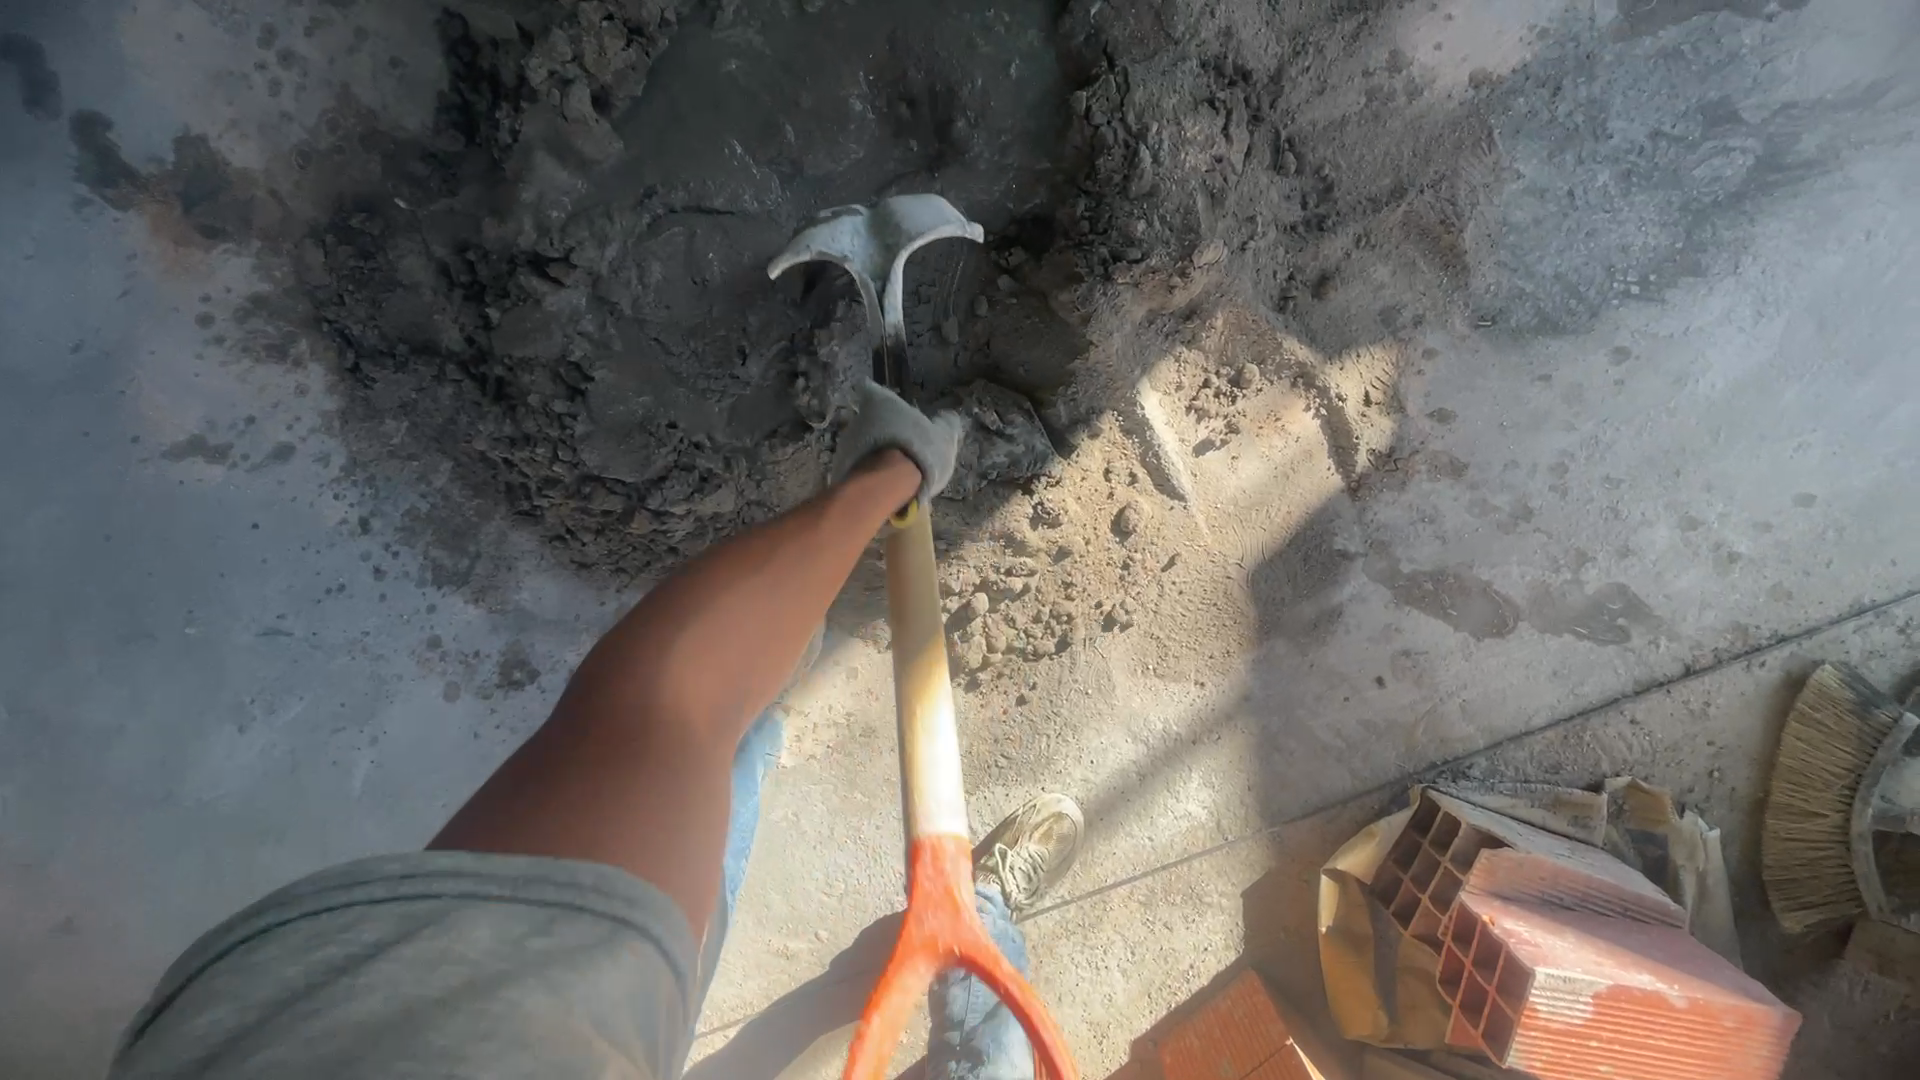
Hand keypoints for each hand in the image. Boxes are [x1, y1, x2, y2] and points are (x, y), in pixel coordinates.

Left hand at [832, 381, 965, 504]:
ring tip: (890, 470)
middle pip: (868, 422)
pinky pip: (855, 467)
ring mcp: (845, 444)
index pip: (873, 391)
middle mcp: (858, 418)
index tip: (887, 410)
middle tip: (897, 447)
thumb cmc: (920, 451)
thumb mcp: (944, 437)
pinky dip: (866, 472)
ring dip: (872, 454)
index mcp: (881, 402)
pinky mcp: (840, 469)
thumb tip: (947, 417)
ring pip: (860, 445)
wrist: (890, 484)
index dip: (879, 400)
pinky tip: (880, 485)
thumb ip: (945, 425)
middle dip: (879, 433)